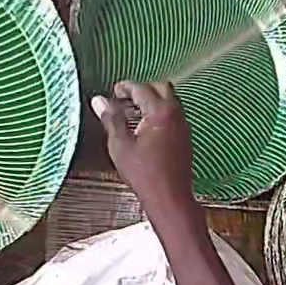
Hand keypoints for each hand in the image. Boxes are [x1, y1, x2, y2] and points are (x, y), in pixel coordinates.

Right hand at [93, 80, 196, 219]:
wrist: (169, 197)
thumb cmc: (145, 175)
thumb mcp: (120, 145)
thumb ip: (111, 119)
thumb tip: (100, 101)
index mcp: (160, 112)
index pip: (141, 89)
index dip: (125, 87)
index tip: (115, 90)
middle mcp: (176, 115)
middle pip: (161, 88)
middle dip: (142, 89)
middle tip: (124, 98)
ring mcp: (183, 126)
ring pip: (170, 101)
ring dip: (152, 101)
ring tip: (133, 113)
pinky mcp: (185, 139)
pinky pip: (174, 116)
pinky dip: (160, 114)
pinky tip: (146, 128)